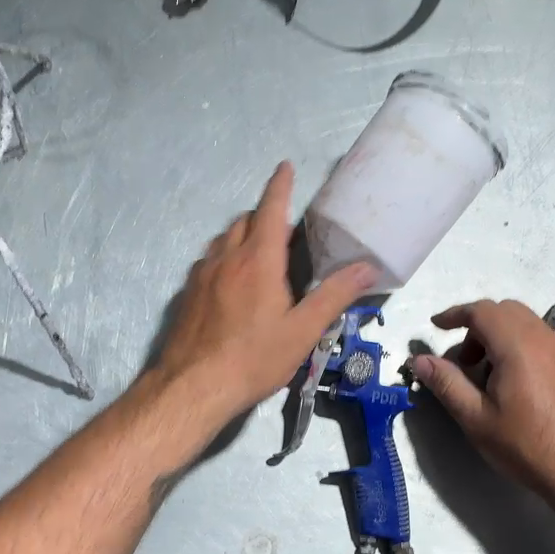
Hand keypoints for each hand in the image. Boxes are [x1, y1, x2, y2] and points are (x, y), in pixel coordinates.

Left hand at [146, 162, 375, 424]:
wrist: (193, 386)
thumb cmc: (253, 359)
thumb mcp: (302, 331)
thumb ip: (334, 296)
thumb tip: (368, 268)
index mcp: (258, 260)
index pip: (271, 209)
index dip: (280, 185)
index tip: (285, 167)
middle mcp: (226, 258)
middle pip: (243, 221)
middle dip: (262, 215)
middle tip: (281, 228)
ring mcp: (200, 275)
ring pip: (221, 241)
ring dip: (240, 237)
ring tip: (256, 255)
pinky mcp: (185, 295)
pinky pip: (206, 264)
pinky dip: (222, 261)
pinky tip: (229, 286)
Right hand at [410, 299, 554, 503]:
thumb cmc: (524, 445)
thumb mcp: (476, 418)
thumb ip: (447, 383)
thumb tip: (419, 359)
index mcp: (518, 347)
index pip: (482, 312)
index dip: (455, 314)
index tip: (435, 327)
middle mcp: (543, 339)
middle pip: (504, 311)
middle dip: (475, 325)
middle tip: (461, 360)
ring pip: (523, 323)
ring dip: (496, 335)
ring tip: (482, 374)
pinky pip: (538, 338)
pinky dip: (515, 345)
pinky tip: (508, 382)